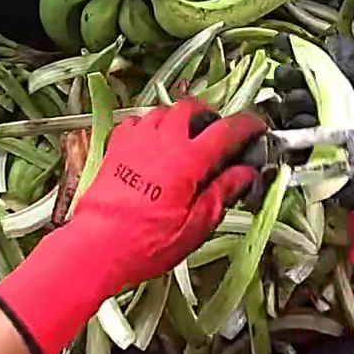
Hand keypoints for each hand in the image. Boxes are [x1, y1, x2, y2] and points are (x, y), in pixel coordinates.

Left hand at [0, 99, 265, 353]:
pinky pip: (138, 122)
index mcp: (187, 159)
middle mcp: (162, 139)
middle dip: (210, 115)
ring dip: (180, 119)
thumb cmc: (144, 243)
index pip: (227, 130)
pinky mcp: (117, 145)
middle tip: (218, 134)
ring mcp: (137, 139)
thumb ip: (222, 193)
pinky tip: (153, 144)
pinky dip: (150, 126)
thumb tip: (244, 174)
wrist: (96, 246)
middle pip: (192, 107)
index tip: (257, 127)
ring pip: (164, 111)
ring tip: (186, 139)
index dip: (248, 125)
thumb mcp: (195, 227)